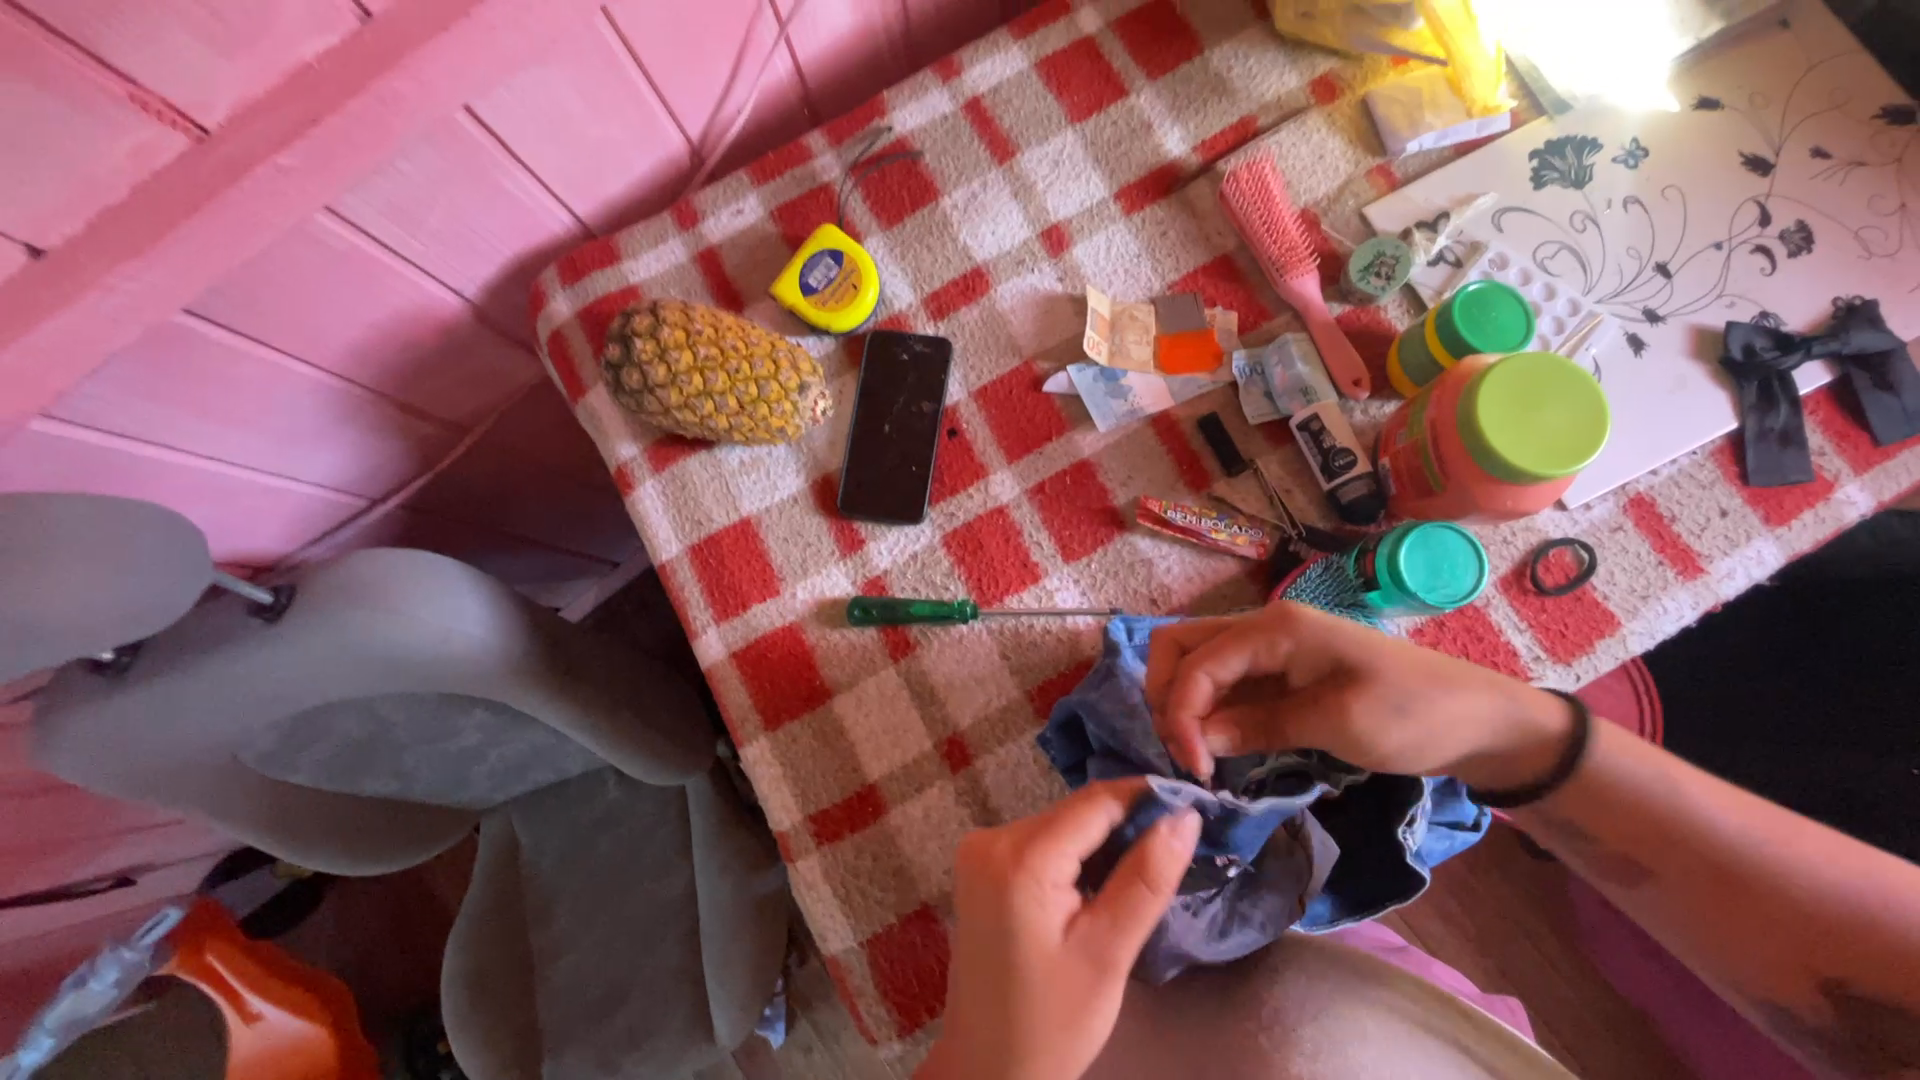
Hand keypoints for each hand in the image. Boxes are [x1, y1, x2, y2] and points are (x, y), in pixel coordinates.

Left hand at [922, 779, 1200, 1079]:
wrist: (987, 1067)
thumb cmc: (1051, 1022)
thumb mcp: (1108, 953)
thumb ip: (1146, 878)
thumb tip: (1184, 816)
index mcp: (1019, 857)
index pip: (1095, 802)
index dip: (1148, 797)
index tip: (1196, 805)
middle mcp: (991, 838)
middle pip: (1076, 812)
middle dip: (1127, 823)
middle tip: (1178, 845)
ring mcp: (980, 850)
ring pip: (1061, 825)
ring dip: (1102, 842)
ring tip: (1145, 869)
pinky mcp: (980, 866)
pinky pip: (1040, 842)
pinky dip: (1074, 856)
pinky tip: (1099, 885)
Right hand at [1143, 602, 1571, 788]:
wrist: (1479, 720)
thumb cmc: (1415, 715)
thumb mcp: (1338, 724)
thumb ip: (1260, 726)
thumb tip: (1195, 741)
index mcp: (1276, 629)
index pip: (1197, 663)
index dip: (1180, 713)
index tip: (1195, 769)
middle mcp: (1262, 629)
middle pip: (1179, 646)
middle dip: (1165, 696)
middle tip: (1183, 751)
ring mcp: (1268, 650)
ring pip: (1194, 663)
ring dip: (1181, 705)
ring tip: (1197, 755)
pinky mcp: (1277, 674)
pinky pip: (1221, 685)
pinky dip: (1206, 713)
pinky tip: (1216, 748)